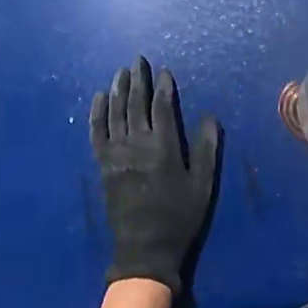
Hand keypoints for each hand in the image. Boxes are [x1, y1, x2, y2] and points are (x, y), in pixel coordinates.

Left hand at [90, 56, 219, 294]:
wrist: (144, 247)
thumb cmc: (179, 217)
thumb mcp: (202, 186)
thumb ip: (206, 150)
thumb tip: (210, 117)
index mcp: (163, 147)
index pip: (162, 107)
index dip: (163, 87)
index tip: (164, 71)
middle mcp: (137, 143)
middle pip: (135, 103)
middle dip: (138, 79)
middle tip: (138, 60)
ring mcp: (116, 152)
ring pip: (114, 111)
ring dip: (117, 89)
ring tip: (121, 72)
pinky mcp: (102, 162)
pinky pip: (96, 131)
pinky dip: (96, 112)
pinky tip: (98, 97)